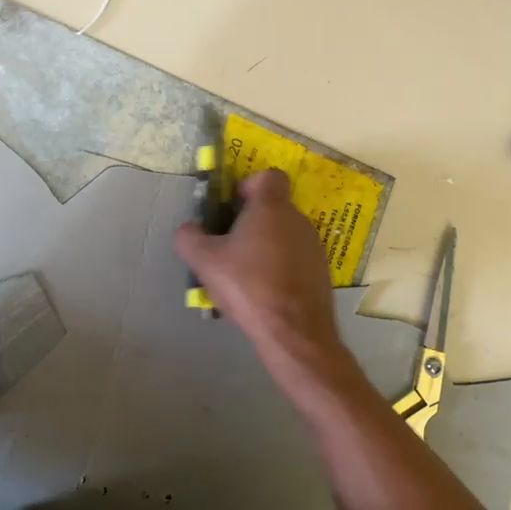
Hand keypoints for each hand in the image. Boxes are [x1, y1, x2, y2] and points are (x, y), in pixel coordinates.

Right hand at [174, 169, 341, 363]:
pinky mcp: (321, 273)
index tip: (233, 206)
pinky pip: (296, 259)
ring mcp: (314, 247)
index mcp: (272, 207)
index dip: (249, 185)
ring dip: (265, 246)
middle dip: (250, 221)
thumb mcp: (204, 261)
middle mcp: (297, 219)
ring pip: (284, 235)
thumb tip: (190, 228)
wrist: (295, 334)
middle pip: (273, 207)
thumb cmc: (249, 286)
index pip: (269, 176)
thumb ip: (189, 237)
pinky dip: (280, 268)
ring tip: (245, 276)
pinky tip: (265, 294)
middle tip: (229, 247)